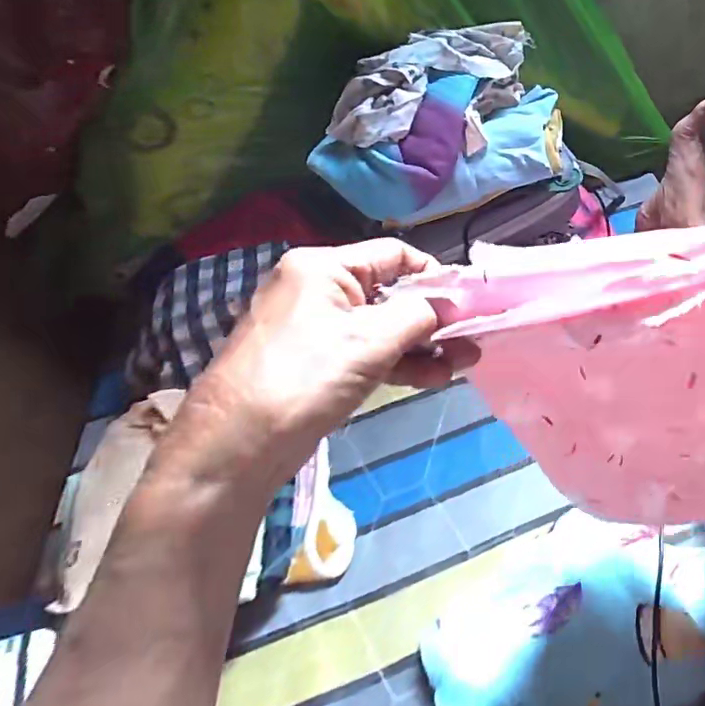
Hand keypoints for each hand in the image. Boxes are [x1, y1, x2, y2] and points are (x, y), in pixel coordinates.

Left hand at [163, 242, 478, 489]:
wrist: (233, 450)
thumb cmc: (305, 378)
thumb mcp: (373, 340)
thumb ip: (422, 314)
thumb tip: (453, 304)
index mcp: (324, 268)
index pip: (394, 255)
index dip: (435, 274)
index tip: (467, 300)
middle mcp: (319, 289)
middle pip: (392, 293)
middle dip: (435, 318)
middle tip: (470, 339)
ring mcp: (316, 328)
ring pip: (384, 327)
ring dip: (424, 345)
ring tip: (463, 363)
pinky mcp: (318, 363)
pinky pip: (368, 352)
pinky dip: (400, 362)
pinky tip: (435, 377)